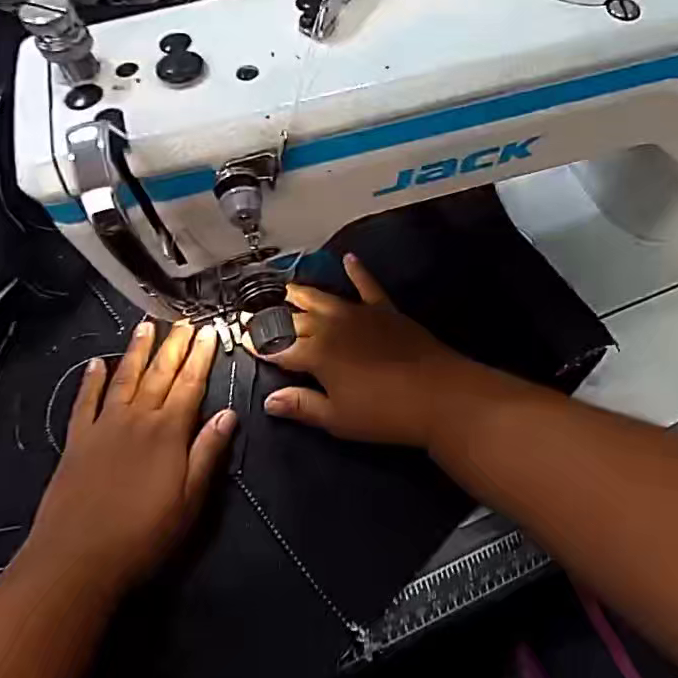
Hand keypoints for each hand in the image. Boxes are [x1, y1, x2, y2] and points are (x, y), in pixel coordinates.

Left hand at [19, 321, 235, 597]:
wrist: (72, 565)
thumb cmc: (142, 535)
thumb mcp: (190, 500)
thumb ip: (208, 452)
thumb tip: (230, 413)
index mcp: (168, 433)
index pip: (190, 385)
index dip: (201, 357)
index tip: (210, 332)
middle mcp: (137, 421)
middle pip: (159, 375)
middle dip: (174, 346)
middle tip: (184, 320)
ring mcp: (103, 430)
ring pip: (124, 380)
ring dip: (137, 352)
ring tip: (146, 327)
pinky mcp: (76, 445)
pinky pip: (84, 404)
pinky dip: (90, 382)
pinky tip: (96, 363)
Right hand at [249, 254, 490, 446]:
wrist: (436, 392)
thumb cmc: (383, 412)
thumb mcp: (336, 418)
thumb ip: (301, 405)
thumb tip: (268, 399)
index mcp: (315, 354)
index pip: (277, 346)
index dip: (257, 343)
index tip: (240, 337)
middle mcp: (332, 326)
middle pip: (295, 318)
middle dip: (272, 317)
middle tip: (254, 312)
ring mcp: (360, 314)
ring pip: (323, 297)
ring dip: (303, 292)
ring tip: (286, 288)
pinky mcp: (385, 309)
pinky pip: (367, 285)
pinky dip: (357, 271)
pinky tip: (349, 259)